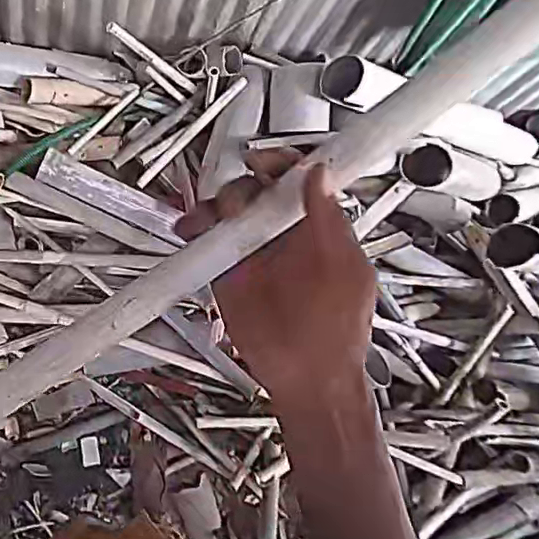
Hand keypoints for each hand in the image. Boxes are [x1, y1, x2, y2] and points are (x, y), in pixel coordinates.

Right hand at [176, 151, 377, 400]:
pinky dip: (195, 231)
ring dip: (215, 208)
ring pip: (226, 210)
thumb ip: (329, 219)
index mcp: (318, 228)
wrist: (305, 377)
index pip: (298, 179)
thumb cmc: (335, 332)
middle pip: (254, 188)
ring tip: (216, 224)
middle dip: (242, 189)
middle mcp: (282, 234)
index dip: (280, 163)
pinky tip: (194, 232)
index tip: (265, 160)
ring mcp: (252, 252)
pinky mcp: (227, 271)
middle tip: (242, 210)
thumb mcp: (344, 271)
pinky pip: (206, 240)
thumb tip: (320, 175)